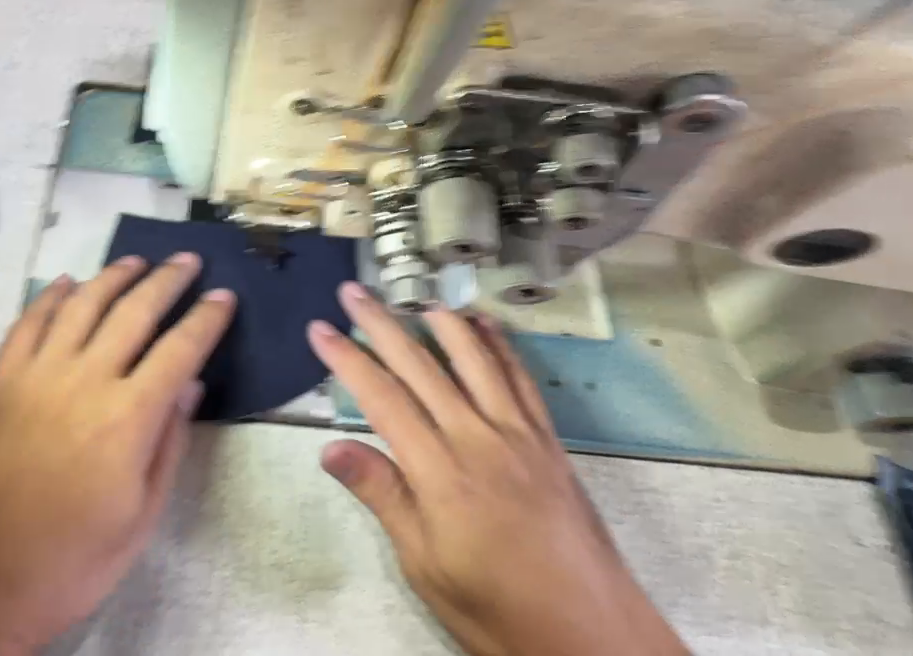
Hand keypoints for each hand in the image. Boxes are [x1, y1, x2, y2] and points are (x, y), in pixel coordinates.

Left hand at [0, 254, 234, 655]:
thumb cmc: (70, 563)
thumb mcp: (140, 520)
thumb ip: (169, 446)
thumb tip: (190, 386)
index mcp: (127, 419)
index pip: (179, 350)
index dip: (206, 319)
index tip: (224, 295)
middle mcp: (84, 381)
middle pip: (134, 312)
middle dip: (167, 281)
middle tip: (187, 260)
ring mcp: (35, 375)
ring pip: (82, 305)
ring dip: (113, 276)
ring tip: (136, 261)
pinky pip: (28, 322)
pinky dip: (50, 297)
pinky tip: (66, 283)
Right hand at [309, 282, 687, 655]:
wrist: (592, 632)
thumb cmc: (496, 609)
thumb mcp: (425, 566)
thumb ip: (383, 497)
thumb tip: (331, 447)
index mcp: (440, 474)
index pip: (383, 399)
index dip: (348, 360)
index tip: (320, 329)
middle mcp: (478, 439)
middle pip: (421, 367)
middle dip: (381, 325)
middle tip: (353, 291)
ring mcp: (518, 434)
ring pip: (474, 360)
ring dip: (440, 322)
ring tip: (414, 297)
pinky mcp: (548, 439)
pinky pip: (520, 379)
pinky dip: (499, 346)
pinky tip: (484, 325)